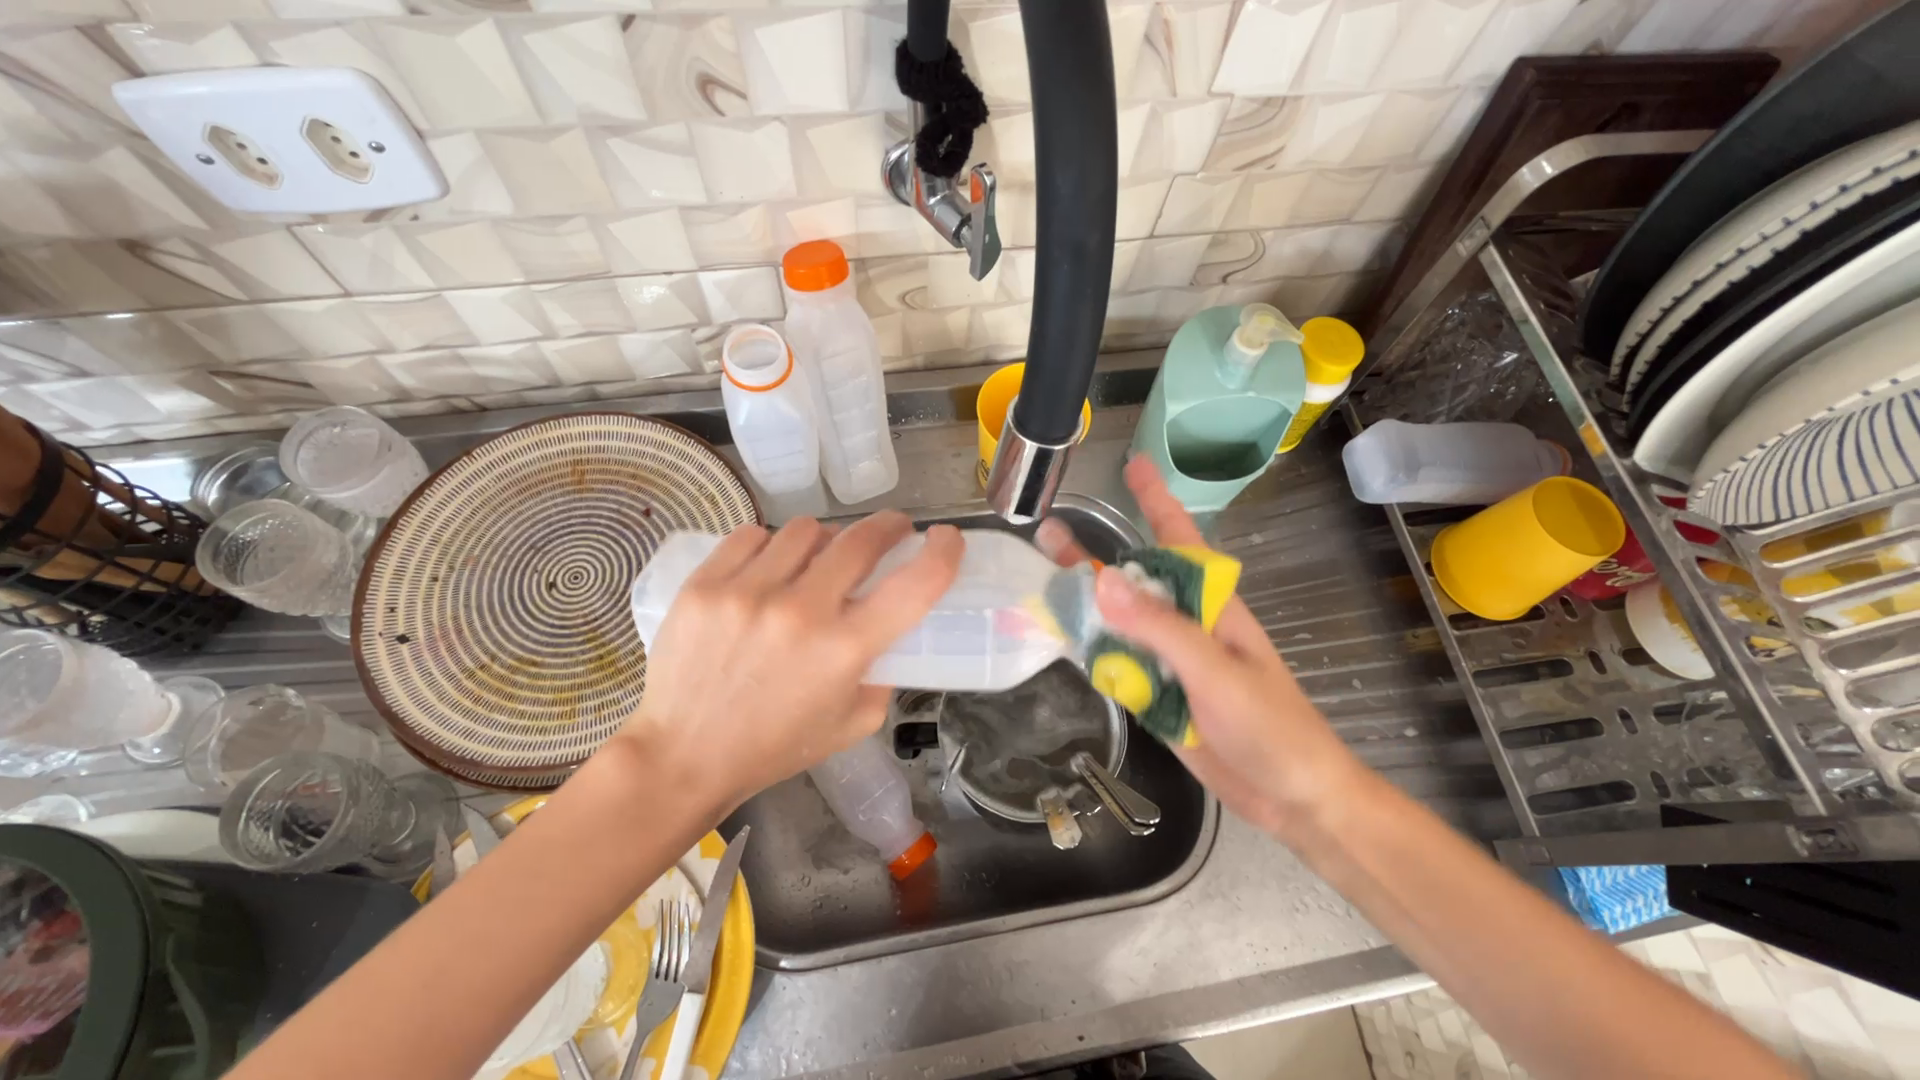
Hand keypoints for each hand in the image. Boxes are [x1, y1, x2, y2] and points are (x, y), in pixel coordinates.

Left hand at [619, 513, 961, 810]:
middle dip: (887, 527)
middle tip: (891, 531)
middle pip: (861, 539)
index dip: (943, 553)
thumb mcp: (850, 725)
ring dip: (825, 540)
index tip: (947, 539)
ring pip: (805, 530)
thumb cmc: (773, 746)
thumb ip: (880, 678)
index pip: (915, 585)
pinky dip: (771, 545)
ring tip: (818, 558)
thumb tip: (889, 635)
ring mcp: (748, 593)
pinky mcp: (706, 584)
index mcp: (844, 651)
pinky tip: (769, 566)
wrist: (683, 755)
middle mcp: (801, 612)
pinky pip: (752, 536)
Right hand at [1035, 457, 1364, 837]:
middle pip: (1134, 582)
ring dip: (1083, 608)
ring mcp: (1170, 662)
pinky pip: (1117, 665)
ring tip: (1040, 590)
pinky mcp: (1157, 697)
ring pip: (1119, 625)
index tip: (1134, 465)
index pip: (1181, 540)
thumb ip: (1159, 628)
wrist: (1292, 795)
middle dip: (1094, 558)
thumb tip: (1101, 581)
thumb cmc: (1270, 725)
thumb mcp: (1215, 671)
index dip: (1157, 501)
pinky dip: (1090, 653)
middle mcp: (1187, 626)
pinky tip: (1059, 641)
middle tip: (1047, 534)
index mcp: (1213, 607)